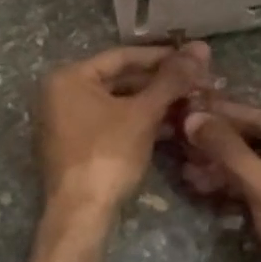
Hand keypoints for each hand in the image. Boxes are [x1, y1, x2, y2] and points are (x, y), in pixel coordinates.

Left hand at [36, 43, 211, 213]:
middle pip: (119, 80)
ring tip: (191, 105)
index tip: (194, 59)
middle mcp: (60, 94)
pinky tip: (171, 128)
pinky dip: (138, 123)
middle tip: (197, 84)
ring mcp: (65, 122)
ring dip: (153, 105)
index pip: (122, 56)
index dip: (162, 56)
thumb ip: (171, 80)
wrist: (81, 212)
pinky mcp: (75, 147)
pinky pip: (111, 124)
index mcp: (68, 77)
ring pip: (118, 104)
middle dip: (160, 84)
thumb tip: (200, 48)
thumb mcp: (143, 114)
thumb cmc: (108, 154)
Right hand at [180, 99, 260, 261]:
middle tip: (179, 141)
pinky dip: (234, 189)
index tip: (186, 107)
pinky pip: (260, 192)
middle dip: (220, 143)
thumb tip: (193, 117)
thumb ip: (230, 151)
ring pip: (257, 169)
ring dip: (223, 168)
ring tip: (185, 170)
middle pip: (260, 142)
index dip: (224, 113)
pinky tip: (204, 189)